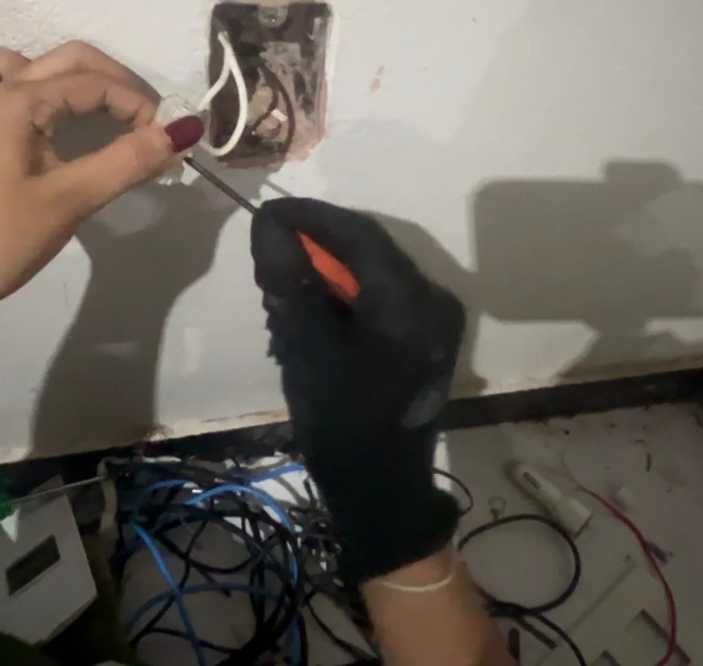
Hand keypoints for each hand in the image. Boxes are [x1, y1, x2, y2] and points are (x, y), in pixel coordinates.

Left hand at [0, 40, 195, 324]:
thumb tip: (183, 131)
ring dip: (48, 75)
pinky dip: (4, 100)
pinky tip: (19, 134)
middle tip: (144, 121)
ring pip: (6, 62)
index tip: (167, 141)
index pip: (95, 83)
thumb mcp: (71, 199)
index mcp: (18, 100)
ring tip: (74, 110)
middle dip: (112, 82)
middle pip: (64, 60)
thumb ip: (128, 160)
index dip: (139, 105)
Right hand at [251, 197, 466, 583]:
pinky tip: (314, 306)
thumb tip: (269, 222)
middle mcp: (433, 298)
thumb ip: (289, 279)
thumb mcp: (305, 347)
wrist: (381, 490)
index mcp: (410, 302)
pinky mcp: (428, 332)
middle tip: (270, 251)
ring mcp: (436, 316)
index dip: (309, 215)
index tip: (266, 211)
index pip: (358, 233)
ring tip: (285, 284)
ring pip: (372, 269)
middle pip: (367, 248)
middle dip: (316, 243)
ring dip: (329, 268)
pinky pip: (382, 293)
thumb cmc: (340, 421)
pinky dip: (346, 291)